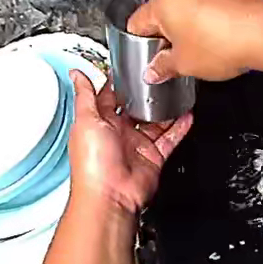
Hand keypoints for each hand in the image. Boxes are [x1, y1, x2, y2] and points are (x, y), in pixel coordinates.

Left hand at [67, 70, 192, 214]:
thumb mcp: (86, 120)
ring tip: (177, 92)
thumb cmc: (93, 164)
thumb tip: (76, 74)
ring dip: (166, 109)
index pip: (112, 97)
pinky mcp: (153, 157)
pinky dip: (179, 127)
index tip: (132, 68)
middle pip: (137, 108)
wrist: (110, 196)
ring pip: (156, 122)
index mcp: (100, 123)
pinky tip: (187, 114)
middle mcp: (119, 133)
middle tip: (159, 78)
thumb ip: (85, 95)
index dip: (122, 83)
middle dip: (147, 95)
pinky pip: (169, 139)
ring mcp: (137, 145)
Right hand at [125, 0, 262, 82]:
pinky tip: (218, 41)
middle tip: (176, 59)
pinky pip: (208, 6)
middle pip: (162, 14)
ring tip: (201, 52)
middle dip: (166, 37)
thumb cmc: (226, 42)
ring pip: (186, 9)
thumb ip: (162, 67)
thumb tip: (154, 69)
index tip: (149, 58)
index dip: (140, 44)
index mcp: (164, 2)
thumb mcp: (184, 65)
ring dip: (188, 29)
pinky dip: (209, 22)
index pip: (136, 23)